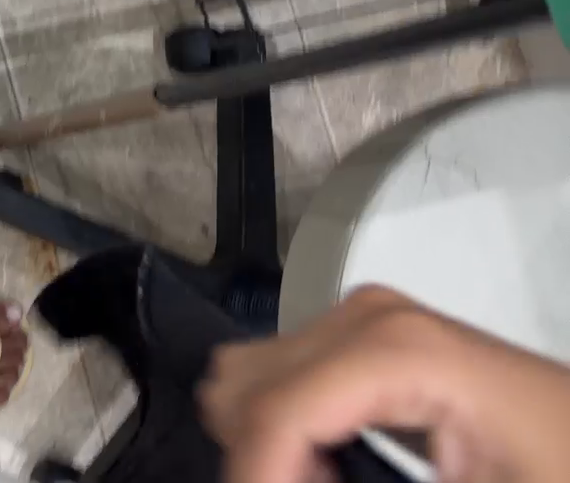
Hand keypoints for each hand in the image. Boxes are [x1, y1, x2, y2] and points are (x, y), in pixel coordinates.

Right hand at [200, 286, 569, 482]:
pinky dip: (283, 421)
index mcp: (398, 351)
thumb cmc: (569, 475)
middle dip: (261, 454)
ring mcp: (360, 320)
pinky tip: (329, 462)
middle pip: (248, 382)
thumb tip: (287, 480)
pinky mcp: (362, 333)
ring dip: (264, 436)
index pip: (279, 410)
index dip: (258, 471)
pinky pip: (277, 369)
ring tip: (317, 481)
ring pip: (247, 371)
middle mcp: (362, 318)